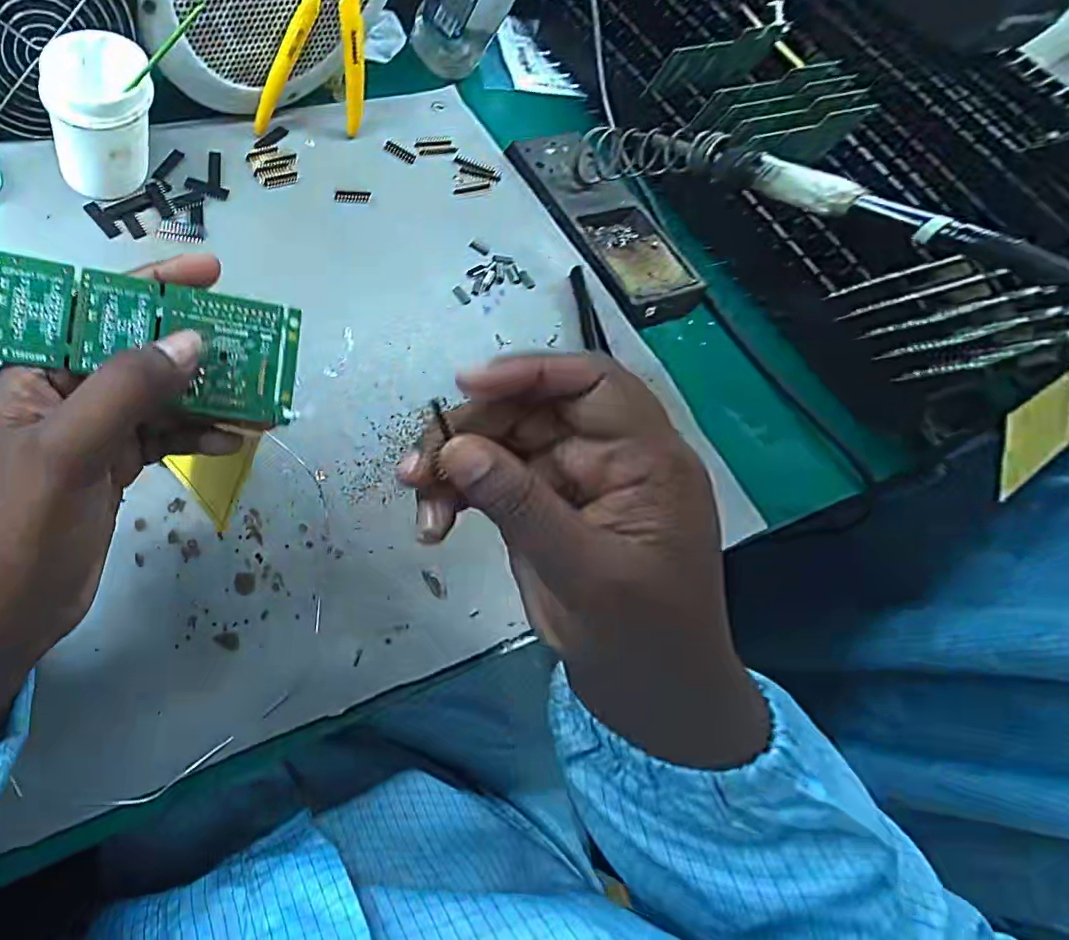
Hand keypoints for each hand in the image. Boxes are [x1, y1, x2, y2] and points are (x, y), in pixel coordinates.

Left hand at [0, 254, 242, 752]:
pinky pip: (163, 437)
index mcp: (39, 369)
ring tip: (259, 395)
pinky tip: (234, 440)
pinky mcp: (114, 465)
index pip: (98, 305)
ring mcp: (94, 430)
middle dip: (194, 344)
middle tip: (252, 339)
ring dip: (206, 396)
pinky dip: (197, 436)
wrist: (5, 613)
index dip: (154, 283)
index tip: (210, 271)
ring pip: (159, 396)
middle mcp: (68, 390)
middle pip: (139, 349)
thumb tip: (191, 341)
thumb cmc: (21, 526)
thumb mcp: (68, 448)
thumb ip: (126, 388)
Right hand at [398, 354, 767, 767]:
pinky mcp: (533, 503)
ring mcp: (564, 479)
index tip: (465, 385)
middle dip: (468, 432)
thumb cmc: (641, 637)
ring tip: (420, 505)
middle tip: (419, 470)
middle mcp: (602, 456)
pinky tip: (432, 526)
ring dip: (449, 467)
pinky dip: (452, 495)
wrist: (648, 697)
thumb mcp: (582, 570)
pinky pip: (483, 479)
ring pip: (494, 443)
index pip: (591, 383)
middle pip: (525, 410)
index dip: (530, 372)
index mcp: (643, 458)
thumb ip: (519, 503)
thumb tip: (456, 448)